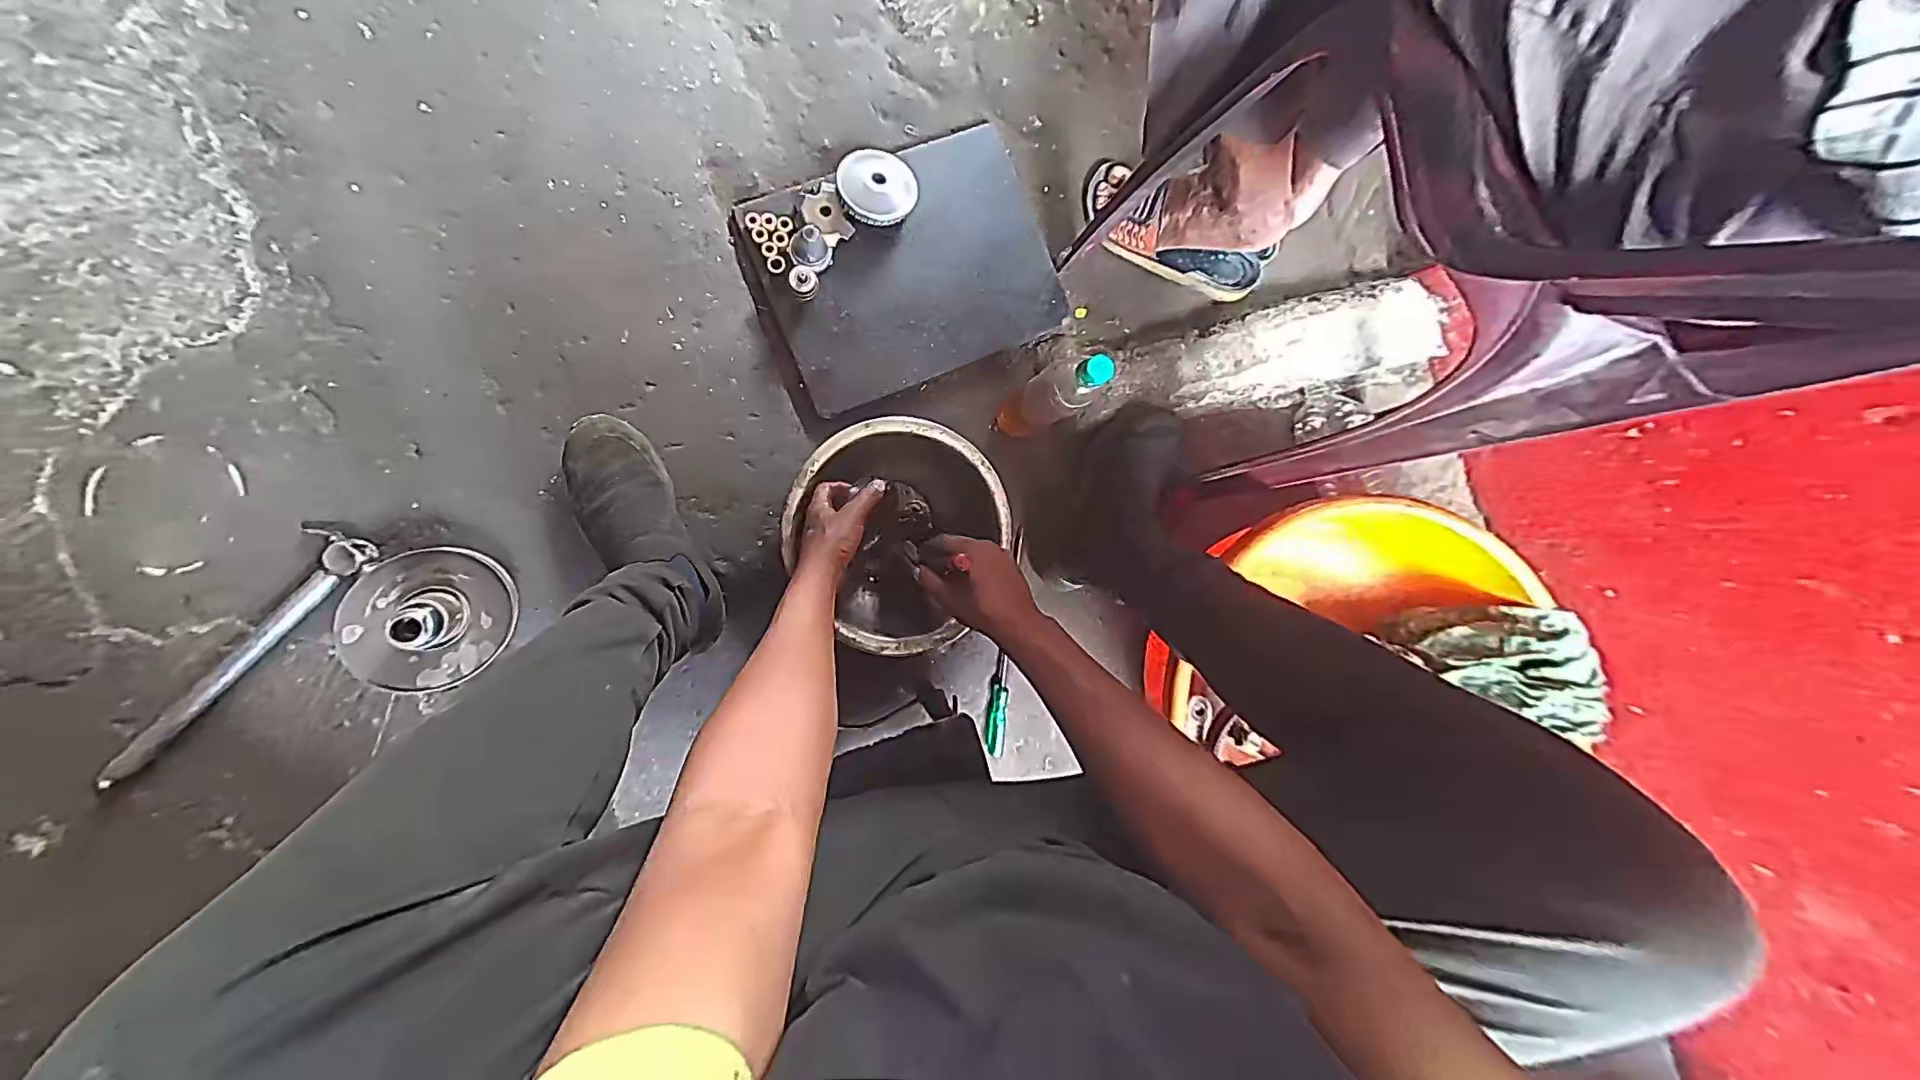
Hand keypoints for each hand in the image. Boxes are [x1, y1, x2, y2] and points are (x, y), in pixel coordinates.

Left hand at [798, 479, 886, 579]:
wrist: (822, 575)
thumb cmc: (830, 547)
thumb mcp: (854, 516)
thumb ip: (866, 499)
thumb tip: (877, 486)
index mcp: (817, 508)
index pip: (825, 488)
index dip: (840, 486)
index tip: (854, 489)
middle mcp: (813, 523)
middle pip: (826, 506)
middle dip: (842, 504)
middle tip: (857, 505)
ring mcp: (816, 540)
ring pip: (829, 524)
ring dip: (843, 522)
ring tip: (857, 523)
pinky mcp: (822, 555)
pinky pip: (833, 542)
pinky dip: (843, 540)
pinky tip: (852, 544)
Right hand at [912, 535, 1045, 643]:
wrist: (1017, 625)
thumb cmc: (989, 612)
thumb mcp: (948, 598)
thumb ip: (929, 581)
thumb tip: (921, 572)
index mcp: (974, 549)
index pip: (943, 541)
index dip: (929, 551)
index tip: (923, 559)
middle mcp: (991, 548)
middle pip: (961, 546)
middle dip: (947, 559)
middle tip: (938, 574)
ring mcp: (1003, 557)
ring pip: (976, 555)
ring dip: (964, 565)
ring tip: (956, 585)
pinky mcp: (1011, 568)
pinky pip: (989, 563)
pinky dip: (979, 571)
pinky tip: (974, 589)